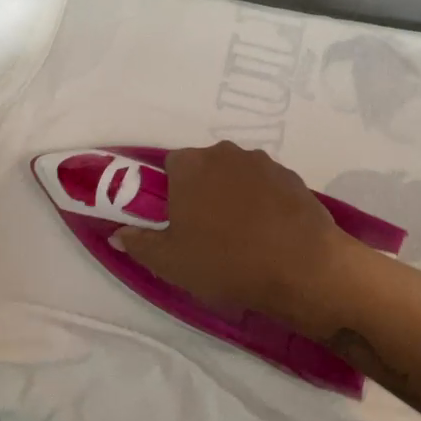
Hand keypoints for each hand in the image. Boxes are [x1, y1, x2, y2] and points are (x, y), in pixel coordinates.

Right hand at [115, 142, 361, 334]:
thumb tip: (118, 234)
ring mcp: (263, 162)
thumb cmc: (225, 261)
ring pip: (237, 176)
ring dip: (235, 196)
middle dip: (203, 192)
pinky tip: (270, 235)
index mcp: (190, 165)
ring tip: (242, 237)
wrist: (301, 267)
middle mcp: (225, 153)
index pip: (171, 166)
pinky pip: (267, 187)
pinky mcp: (292, 177)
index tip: (177, 221)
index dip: (171, 192)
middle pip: (205, 168)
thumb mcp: (170, 262)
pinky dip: (264, 204)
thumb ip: (139, 243)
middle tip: (206, 232)